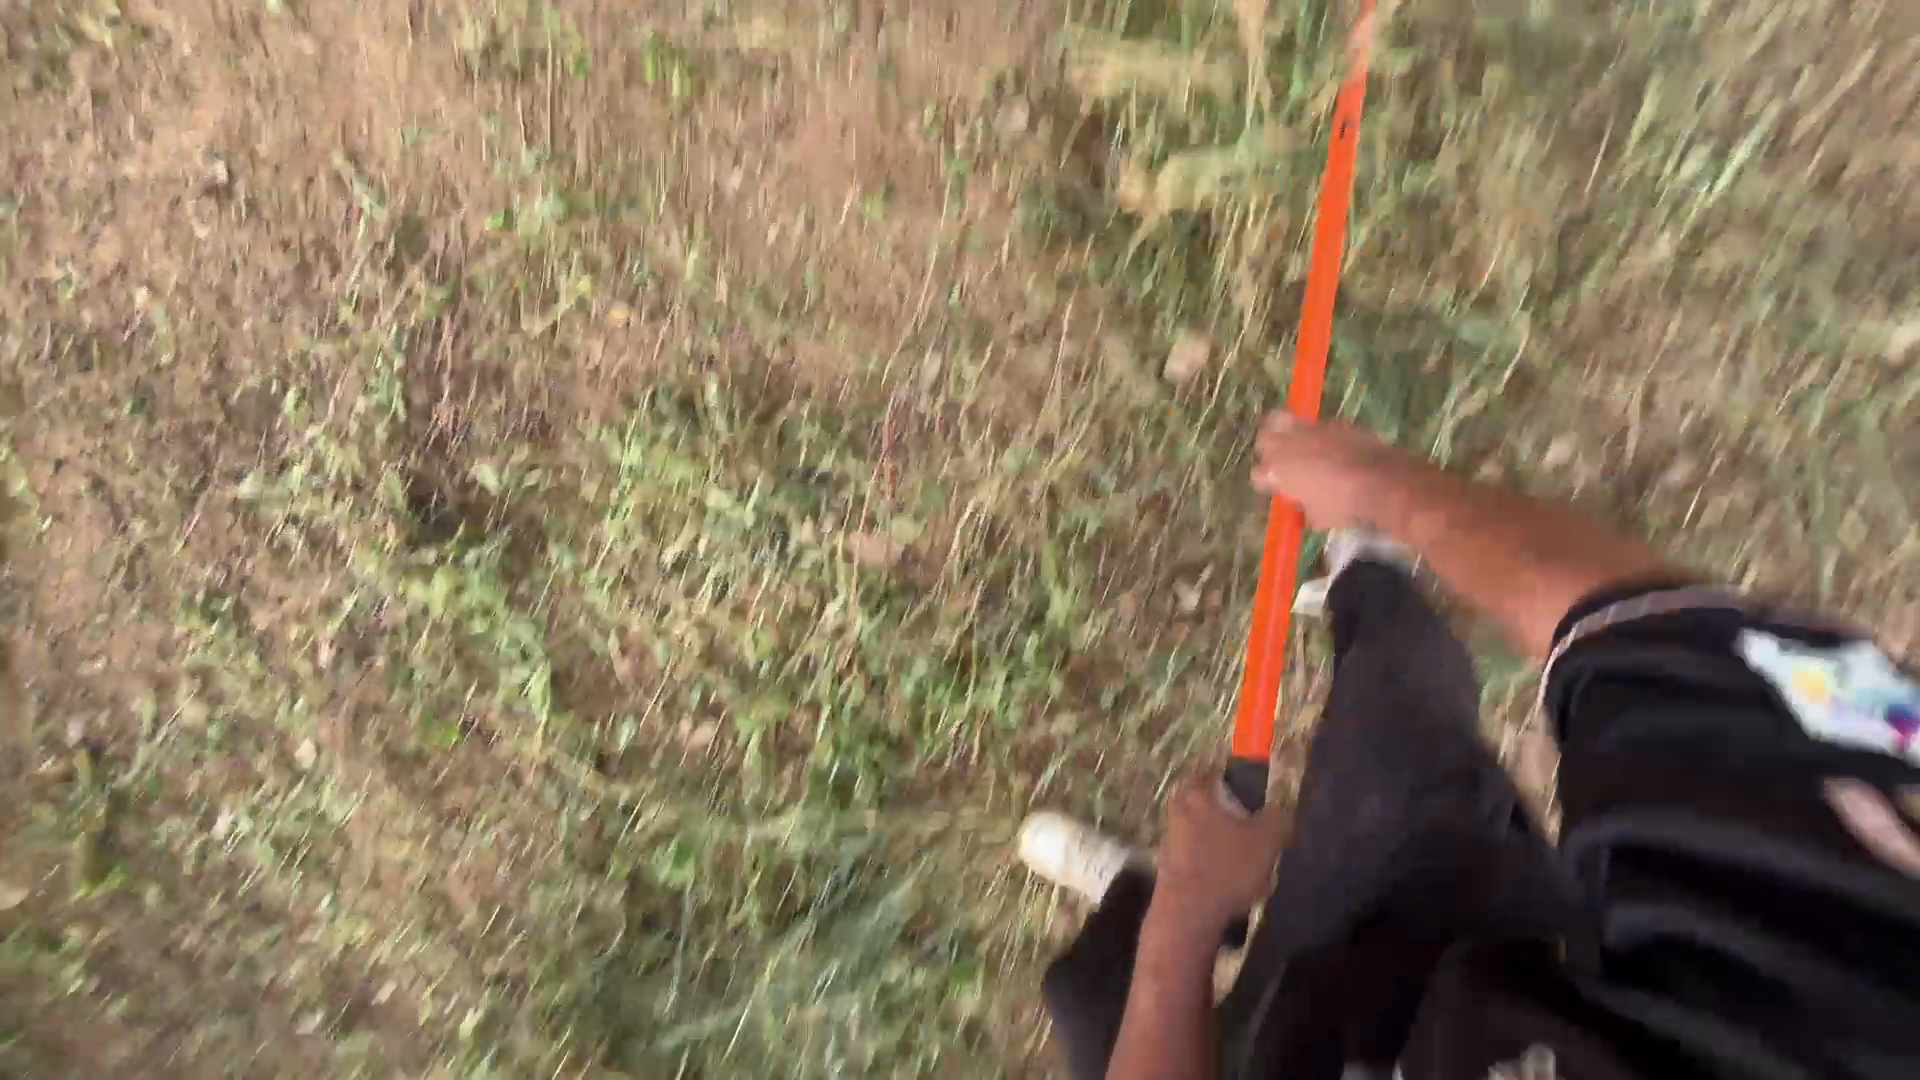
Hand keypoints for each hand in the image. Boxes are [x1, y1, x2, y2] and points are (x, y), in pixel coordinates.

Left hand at [1152, 775, 1290, 934]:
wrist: (1188, 910)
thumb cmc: (1228, 867)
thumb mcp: (1266, 842)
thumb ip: (1276, 819)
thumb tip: (1279, 808)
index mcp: (1199, 793)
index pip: (1217, 772)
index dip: (1237, 780)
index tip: (1253, 796)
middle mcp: (1179, 806)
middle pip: (1209, 800)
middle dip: (1230, 813)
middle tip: (1253, 832)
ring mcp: (1170, 833)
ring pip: (1202, 826)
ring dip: (1221, 839)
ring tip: (1246, 862)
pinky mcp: (1167, 858)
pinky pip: (1195, 850)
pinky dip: (1210, 859)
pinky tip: (1228, 880)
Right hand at [1249, 414, 1422, 529]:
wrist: (1381, 481)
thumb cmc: (1343, 505)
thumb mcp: (1317, 517)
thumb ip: (1303, 506)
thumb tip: (1303, 504)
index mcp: (1276, 472)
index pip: (1258, 474)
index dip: (1267, 481)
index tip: (1277, 488)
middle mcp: (1286, 446)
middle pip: (1263, 439)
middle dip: (1267, 448)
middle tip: (1279, 458)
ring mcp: (1309, 430)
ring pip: (1282, 420)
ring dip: (1286, 431)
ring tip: (1297, 441)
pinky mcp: (1332, 423)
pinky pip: (1316, 425)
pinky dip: (1318, 433)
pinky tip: (1329, 445)